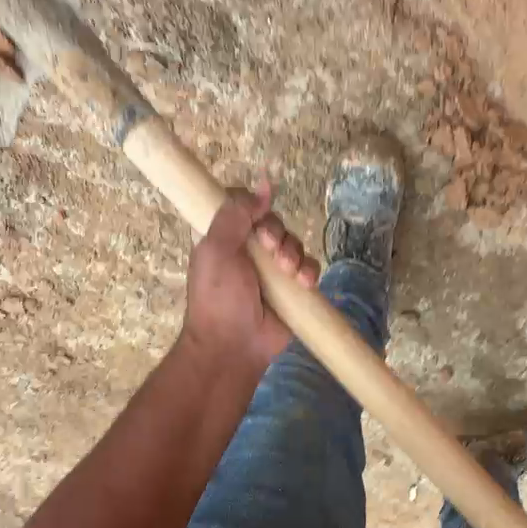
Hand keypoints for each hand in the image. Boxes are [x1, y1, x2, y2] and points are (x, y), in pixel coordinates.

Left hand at [181, 183, 319, 366]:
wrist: (234, 344)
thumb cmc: (219, 297)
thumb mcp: (216, 249)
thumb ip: (235, 214)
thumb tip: (264, 183)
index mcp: (226, 238)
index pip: (247, 207)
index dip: (257, 208)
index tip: (260, 218)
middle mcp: (250, 251)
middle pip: (275, 224)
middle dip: (279, 236)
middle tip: (273, 254)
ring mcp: (272, 272)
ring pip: (294, 244)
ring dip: (295, 254)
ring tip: (289, 273)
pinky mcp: (292, 290)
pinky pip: (309, 268)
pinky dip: (310, 271)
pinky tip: (303, 283)